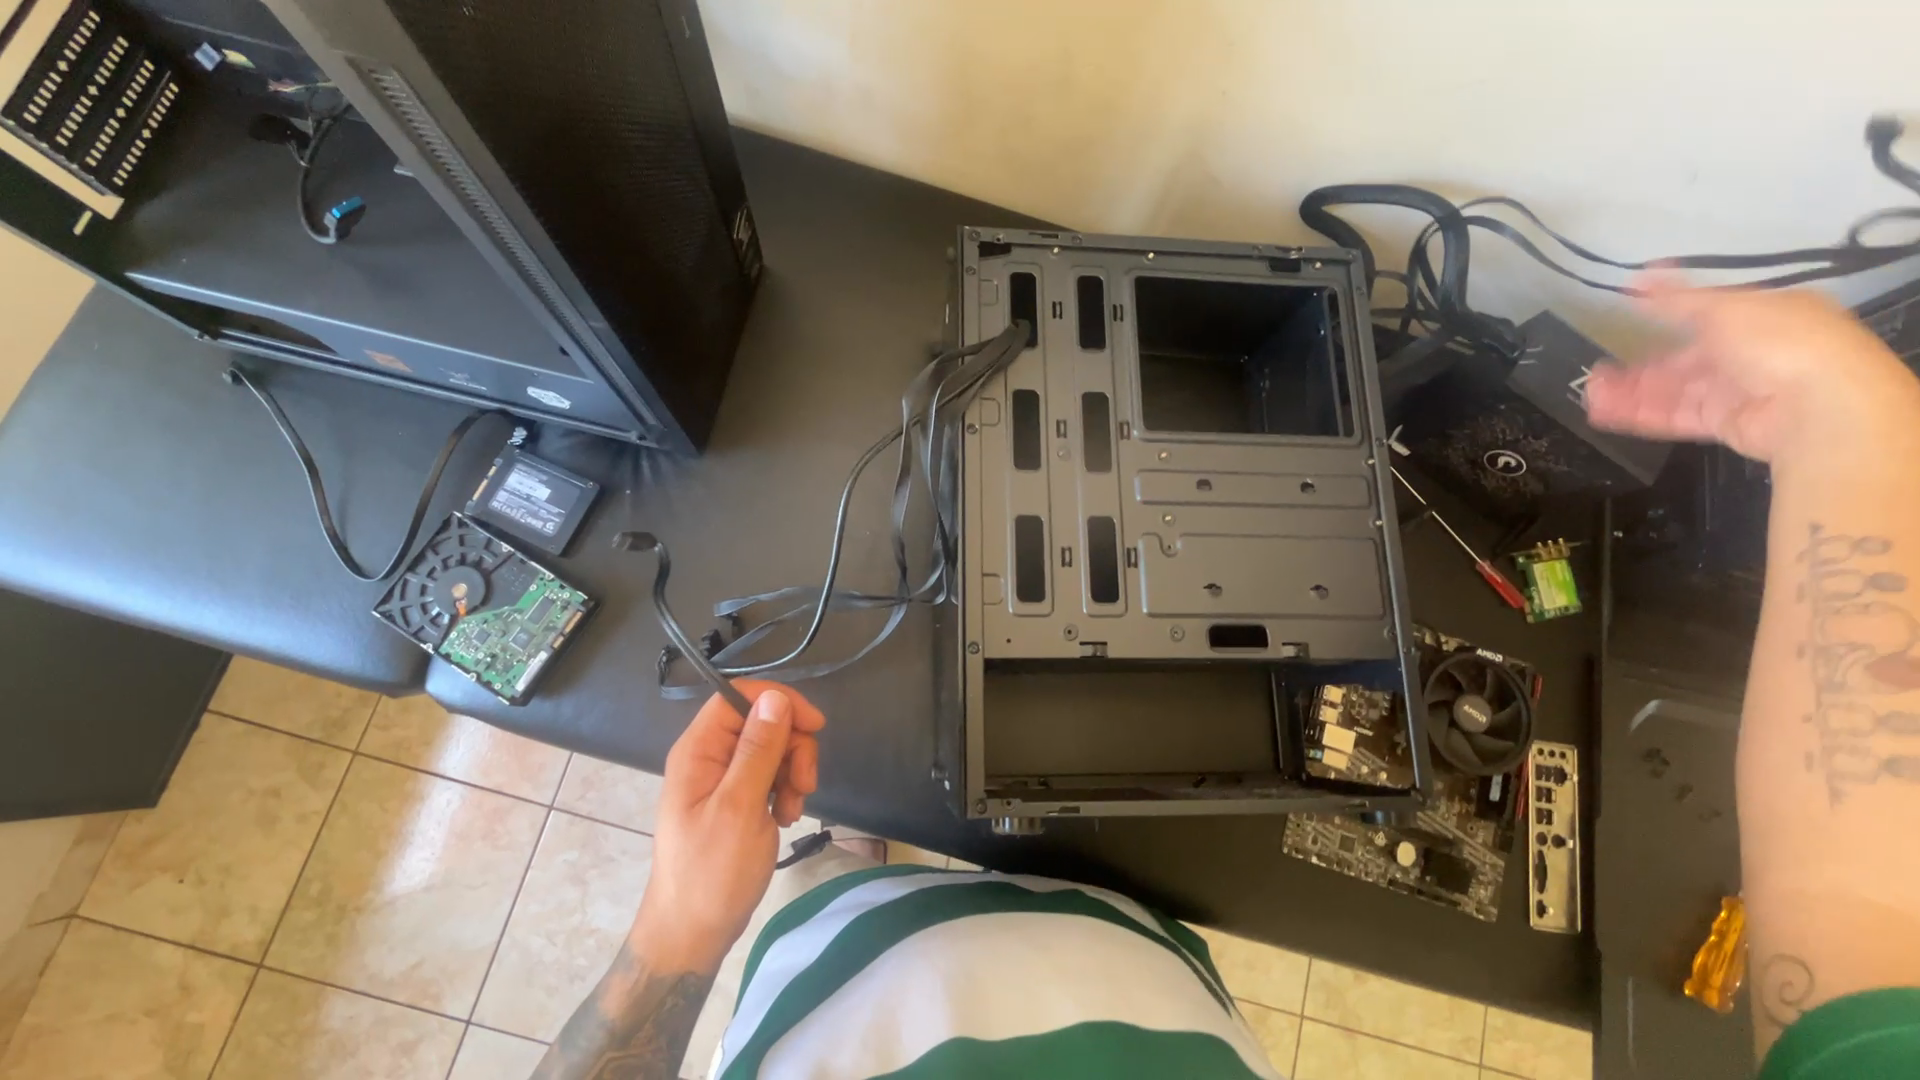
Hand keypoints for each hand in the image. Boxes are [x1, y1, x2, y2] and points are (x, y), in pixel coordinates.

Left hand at [629, 681, 824, 974]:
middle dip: (792, 747)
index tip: (815, 727)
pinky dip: (786, 791)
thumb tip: (776, 698)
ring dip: (792, 773)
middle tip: (803, 785)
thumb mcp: (740, 807)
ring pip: (773, 748)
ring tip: (793, 810)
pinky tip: (787, 817)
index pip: (739, 696)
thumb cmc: (712, 871)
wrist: (694, 933)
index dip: (780, 702)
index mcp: (699, 750)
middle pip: (763, 721)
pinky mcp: (737, 800)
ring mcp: (723, 779)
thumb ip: (758, 749)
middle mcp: (709, 756)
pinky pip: (771, 775)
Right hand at [1585, 275, 1919, 464]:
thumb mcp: (1726, 309)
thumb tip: (1642, 275)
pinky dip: (1640, 414)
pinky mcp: (1723, 422)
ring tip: (1590, 394)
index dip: (1664, 318)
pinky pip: (1675, 416)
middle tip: (1597, 373)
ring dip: (1630, 392)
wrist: (1817, 406)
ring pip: (1672, 390)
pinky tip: (1606, 412)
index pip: (1704, 316)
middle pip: (1680, 360)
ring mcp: (1736, 389)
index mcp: (1760, 316)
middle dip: (1637, 367)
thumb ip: (1678, 299)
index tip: (1627, 318)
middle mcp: (1749, 352)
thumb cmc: (1779, 344)